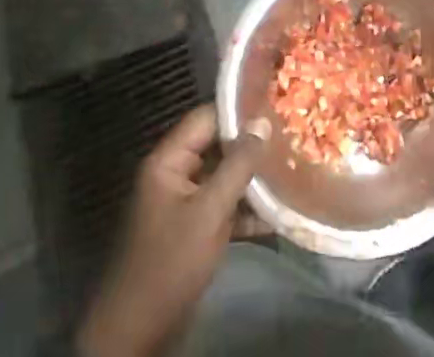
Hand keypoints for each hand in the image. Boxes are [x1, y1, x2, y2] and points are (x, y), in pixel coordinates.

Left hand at [76, 106, 270, 356]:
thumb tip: (262, 124)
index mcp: (168, 160)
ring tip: (293, 170)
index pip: (204, 119)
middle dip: (250, 147)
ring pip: (222, 179)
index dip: (237, 113)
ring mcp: (183, 202)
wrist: (140, 325)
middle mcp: (174, 174)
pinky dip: (246, 211)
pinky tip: (279, 214)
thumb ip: (236, 167)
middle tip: (291, 138)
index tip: (274, 107)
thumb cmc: (171, 261)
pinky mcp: (193, 229)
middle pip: (215, 148)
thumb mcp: (209, 212)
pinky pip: (222, 208)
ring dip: (252, 180)